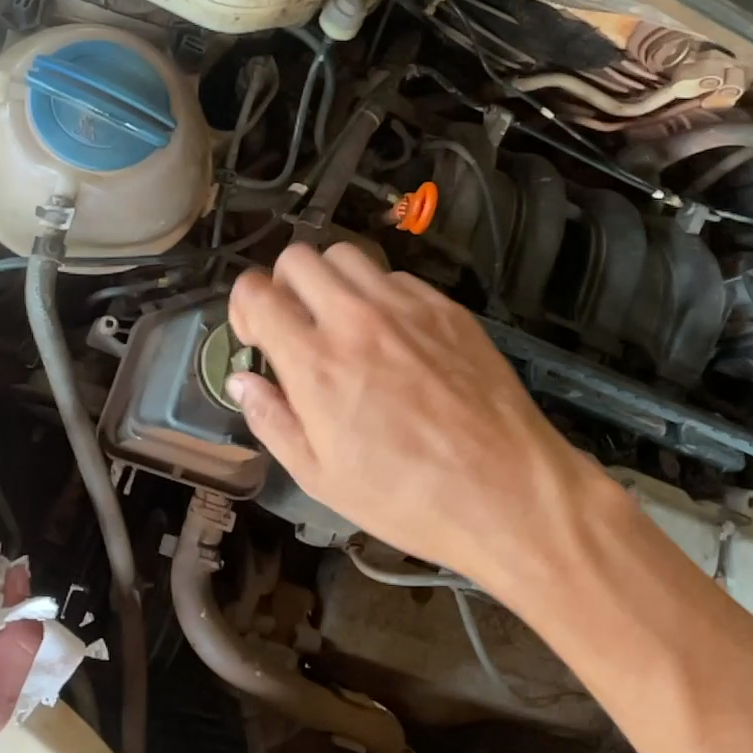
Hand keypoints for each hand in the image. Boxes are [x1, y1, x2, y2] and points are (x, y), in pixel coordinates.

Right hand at [226, 242, 613, 588]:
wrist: (510, 494)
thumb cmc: (408, 498)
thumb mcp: (321, 478)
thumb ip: (272, 420)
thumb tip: (242, 380)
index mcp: (315, 362)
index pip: (255, 291)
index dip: (244, 306)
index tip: (256, 334)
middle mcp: (355, 319)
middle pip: (297, 258)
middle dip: (283, 285)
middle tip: (296, 324)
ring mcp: (405, 307)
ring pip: (346, 255)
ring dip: (330, 280)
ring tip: (341, 320)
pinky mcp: (446, 308)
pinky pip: (395, 276)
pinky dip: (378, 293)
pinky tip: (392, 333)